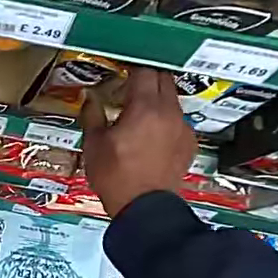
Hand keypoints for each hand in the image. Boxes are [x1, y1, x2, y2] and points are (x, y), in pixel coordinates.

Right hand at [81, 67, 195, 216]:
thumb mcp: (94, 144)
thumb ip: (92, 115)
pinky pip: (178, 121)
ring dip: (157, 99)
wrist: (143, 209)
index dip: (130, 69)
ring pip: (172, 100)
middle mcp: (168, 113)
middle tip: (130, 86)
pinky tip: (151, 134)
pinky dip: (166, 120)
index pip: (143, 71)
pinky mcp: (188, 144)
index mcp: (144, 107)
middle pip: (163, 79)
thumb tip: (90, 99)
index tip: (120, 73)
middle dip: (147, 79)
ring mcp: (181, 128)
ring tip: (139, 112)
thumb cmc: (116, 178)